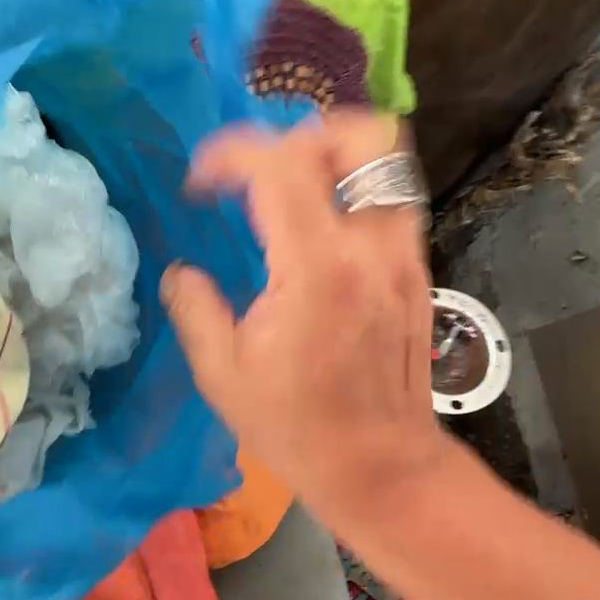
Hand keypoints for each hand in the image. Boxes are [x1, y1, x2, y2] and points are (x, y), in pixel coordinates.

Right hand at [162, 111, 454, 533]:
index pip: (281, 166)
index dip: (231, 154)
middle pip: (358, 136)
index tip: (200, 183)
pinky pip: (391, 199)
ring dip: (334, 156)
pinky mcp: (417, 271)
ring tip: (291, 190)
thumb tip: (182, 272)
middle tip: (259, 172)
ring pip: (387, 160)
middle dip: (299, 134)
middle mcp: (371, 247)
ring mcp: (404, 256)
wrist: (380, 465)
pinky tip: (319, 231)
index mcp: (316, 269)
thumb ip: (195, 308)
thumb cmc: (295, 427)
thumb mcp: (222, 374)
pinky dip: (353, 192)